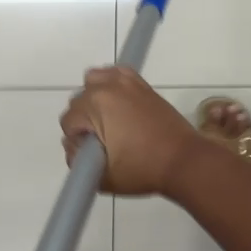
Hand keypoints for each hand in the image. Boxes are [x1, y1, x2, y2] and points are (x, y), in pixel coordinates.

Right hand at [60, 67, 203, 195]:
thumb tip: (75, 147)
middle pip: (79, 100)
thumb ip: (78, 162)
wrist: (182, 159)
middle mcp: (107, 86)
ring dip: (94, 99)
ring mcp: (126, 81)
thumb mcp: (102, 176)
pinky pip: (115, 73)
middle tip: (102, 143)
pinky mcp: (140, 82)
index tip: (94, 154)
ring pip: (94, 81)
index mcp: (95, 105)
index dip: (77, 141)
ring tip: (108, 122)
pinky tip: (118, 104)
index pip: (68, 121)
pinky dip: (111, 84)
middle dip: (84, 121)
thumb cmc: (141, 169)